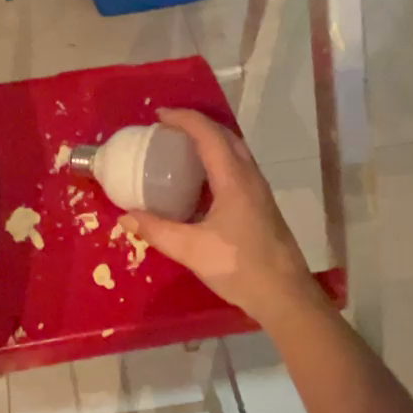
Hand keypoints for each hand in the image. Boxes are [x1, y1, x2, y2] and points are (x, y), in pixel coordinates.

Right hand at [121, 109, 324, 327]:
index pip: (208, 133)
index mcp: (234, 179)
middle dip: (196, 125)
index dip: (183, 118)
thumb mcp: (192, 250)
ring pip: (234, 150)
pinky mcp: (261, 204)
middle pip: (224, 135)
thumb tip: (125, 216)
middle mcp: (249, 176)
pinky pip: (237, 167)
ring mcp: (259, 190)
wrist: (286, 296)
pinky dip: (217, 160)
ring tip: (181, 149)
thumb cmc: (241, 267)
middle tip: (168, 130)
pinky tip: (200, 182)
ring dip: (209, 141)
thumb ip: (157, 230)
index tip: (159, 116)